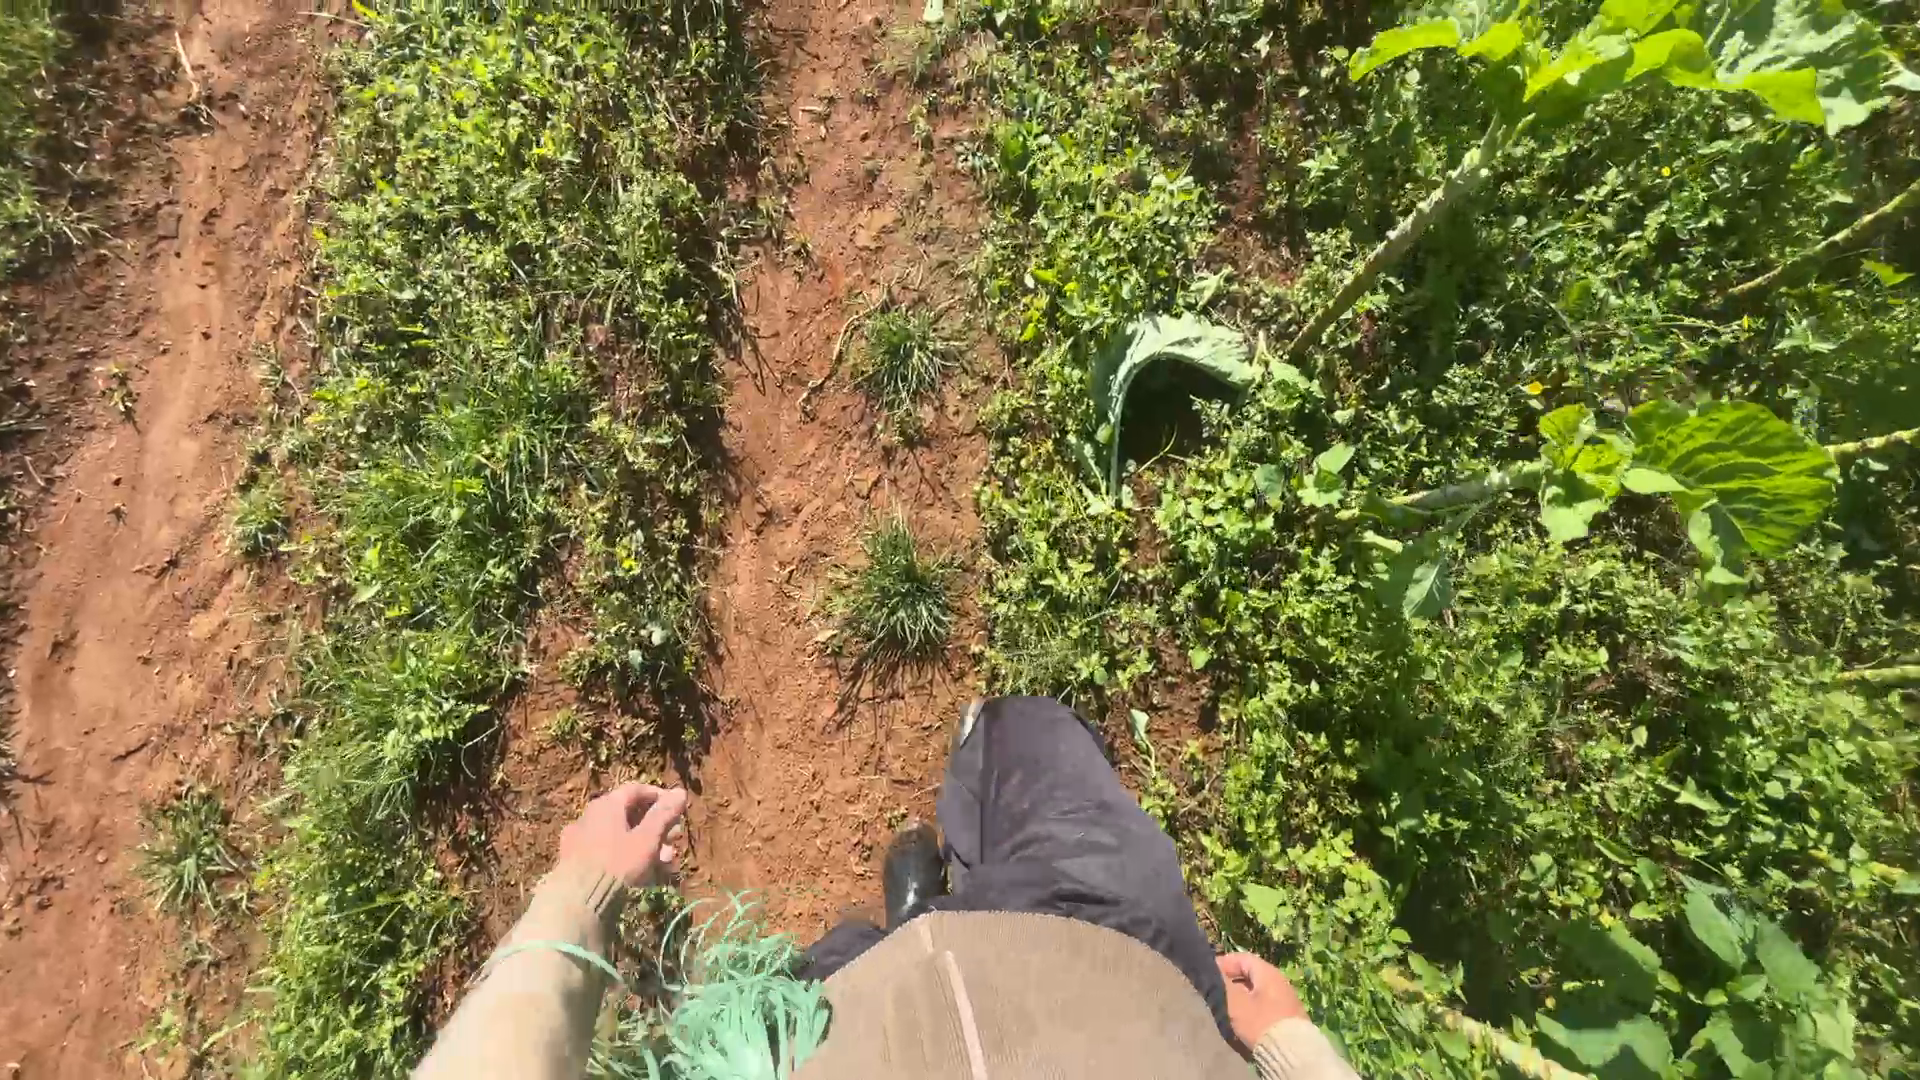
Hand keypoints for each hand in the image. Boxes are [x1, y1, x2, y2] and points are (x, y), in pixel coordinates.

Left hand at [559, 783, 689, 887]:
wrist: (576, 904)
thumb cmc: (616, 864)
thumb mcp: (647, 837)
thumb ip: (664, 813)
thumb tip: (680, 791)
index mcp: (606, 806)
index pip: (637, 790)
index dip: (660, 796)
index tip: (677, 808)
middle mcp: (589, 818)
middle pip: (630, 815)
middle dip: (658, 827)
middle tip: (675, 839)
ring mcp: (580, 842)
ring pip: (621, 836)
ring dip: (647, 846)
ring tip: (665, 862)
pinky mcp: (575, 864)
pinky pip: (609, 854)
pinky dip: (628, 859)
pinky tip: (645, 875)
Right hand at [1216, 952, 1306, 1049]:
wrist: (1293, 1056)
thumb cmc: (1260, 1022)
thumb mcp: (1235, 1002)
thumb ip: (1221, 983)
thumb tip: (1211, 970)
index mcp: (1267, 971)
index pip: (1241, 958)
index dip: (1223, 963)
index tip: (1209, 974)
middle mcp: (1279, 980)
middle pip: (1251, 974)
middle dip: (1232, 980)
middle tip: (1217, 990)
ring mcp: (1287, 999)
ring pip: (1258, 990)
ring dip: (1242, 995)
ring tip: (1229, 1006)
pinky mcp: (1290, 1017)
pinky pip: (1266, 1004)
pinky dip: (1253, 1006)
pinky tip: (1246, 1018)